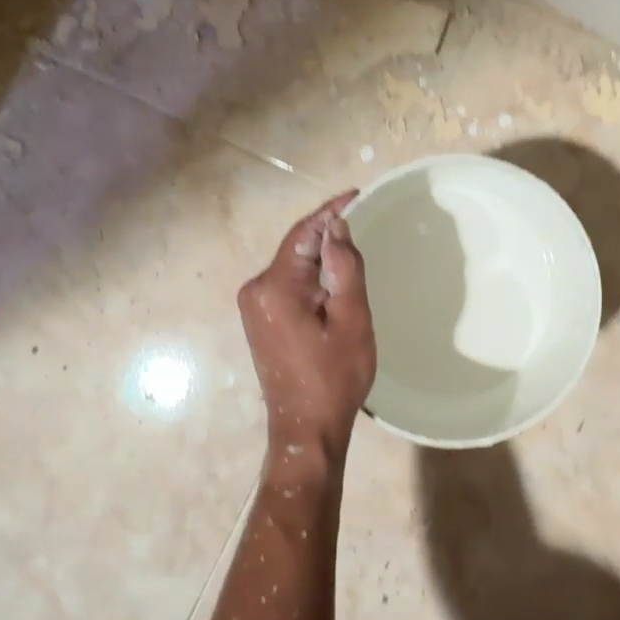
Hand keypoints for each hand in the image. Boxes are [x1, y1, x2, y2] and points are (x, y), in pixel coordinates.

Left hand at [238, 191, 376, 451]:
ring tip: (356, 250)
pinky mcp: (261, 321)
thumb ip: (344, 267)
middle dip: (328, 235)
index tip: (358, 193)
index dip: (331, 212)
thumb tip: (336, 226)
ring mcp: (255, 307)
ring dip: (322, 259)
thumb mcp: (351, 318)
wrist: (307, 427)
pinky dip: (313, 279)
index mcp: (274, 286)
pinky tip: (336, 281)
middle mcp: (256, 290)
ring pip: (294, 268)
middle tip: (364, 221)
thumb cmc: (334, 376)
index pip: (305, 234)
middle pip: (297, 248)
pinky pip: (290, 286)